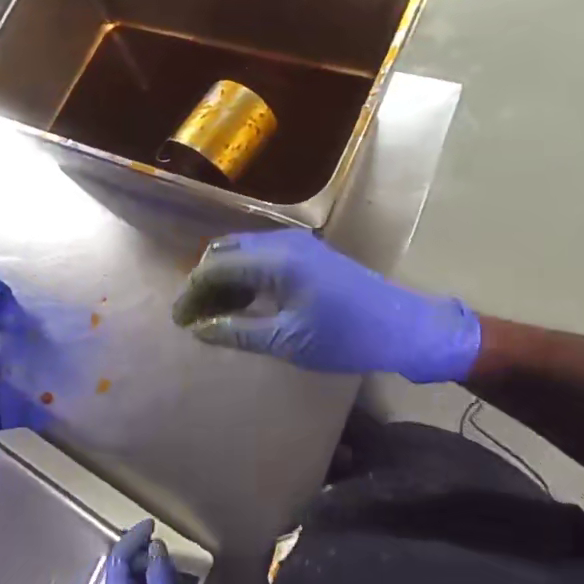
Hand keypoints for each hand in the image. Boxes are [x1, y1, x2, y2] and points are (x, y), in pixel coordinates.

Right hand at [170, 229, 481, 382]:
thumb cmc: (344, 337)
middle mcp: (282, 242)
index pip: (215, 266)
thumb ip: (238, 332)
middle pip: (226, 252)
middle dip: (205, 284)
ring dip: (226, 281)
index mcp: (275, 259)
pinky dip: (247, 279)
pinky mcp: (310, 255)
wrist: (403, 327)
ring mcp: (298, 245)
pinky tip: (245, 306)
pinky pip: (264, 258)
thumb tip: (200, 330)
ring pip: (244, 253)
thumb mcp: (286, 341)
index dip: (192, 294)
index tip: (180, 322)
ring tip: (216, 318)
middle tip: (196, 320)